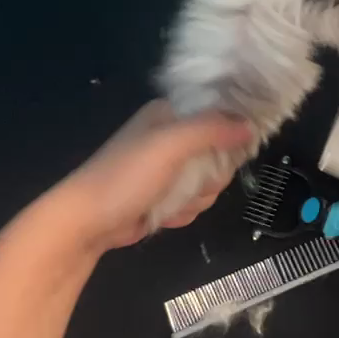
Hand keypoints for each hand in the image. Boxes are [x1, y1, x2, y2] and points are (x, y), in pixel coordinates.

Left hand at [50, 100, 254, 250]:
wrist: (87, 222)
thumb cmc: (125, 178)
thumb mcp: (170, 145)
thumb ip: (212, 129)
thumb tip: (251, 126)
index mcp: (171, 114)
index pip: (222, 114)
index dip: (232, 134)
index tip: (231, 152)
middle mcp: (173, 137)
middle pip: (223, 154)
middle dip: (212, 175)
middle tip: (192, 181)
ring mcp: (171, 168)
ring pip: (213, 181)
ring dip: (197, 197)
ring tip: (171, 201)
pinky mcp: (168, 194)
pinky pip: (197, 201)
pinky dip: (185, 211)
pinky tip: (165, 213)